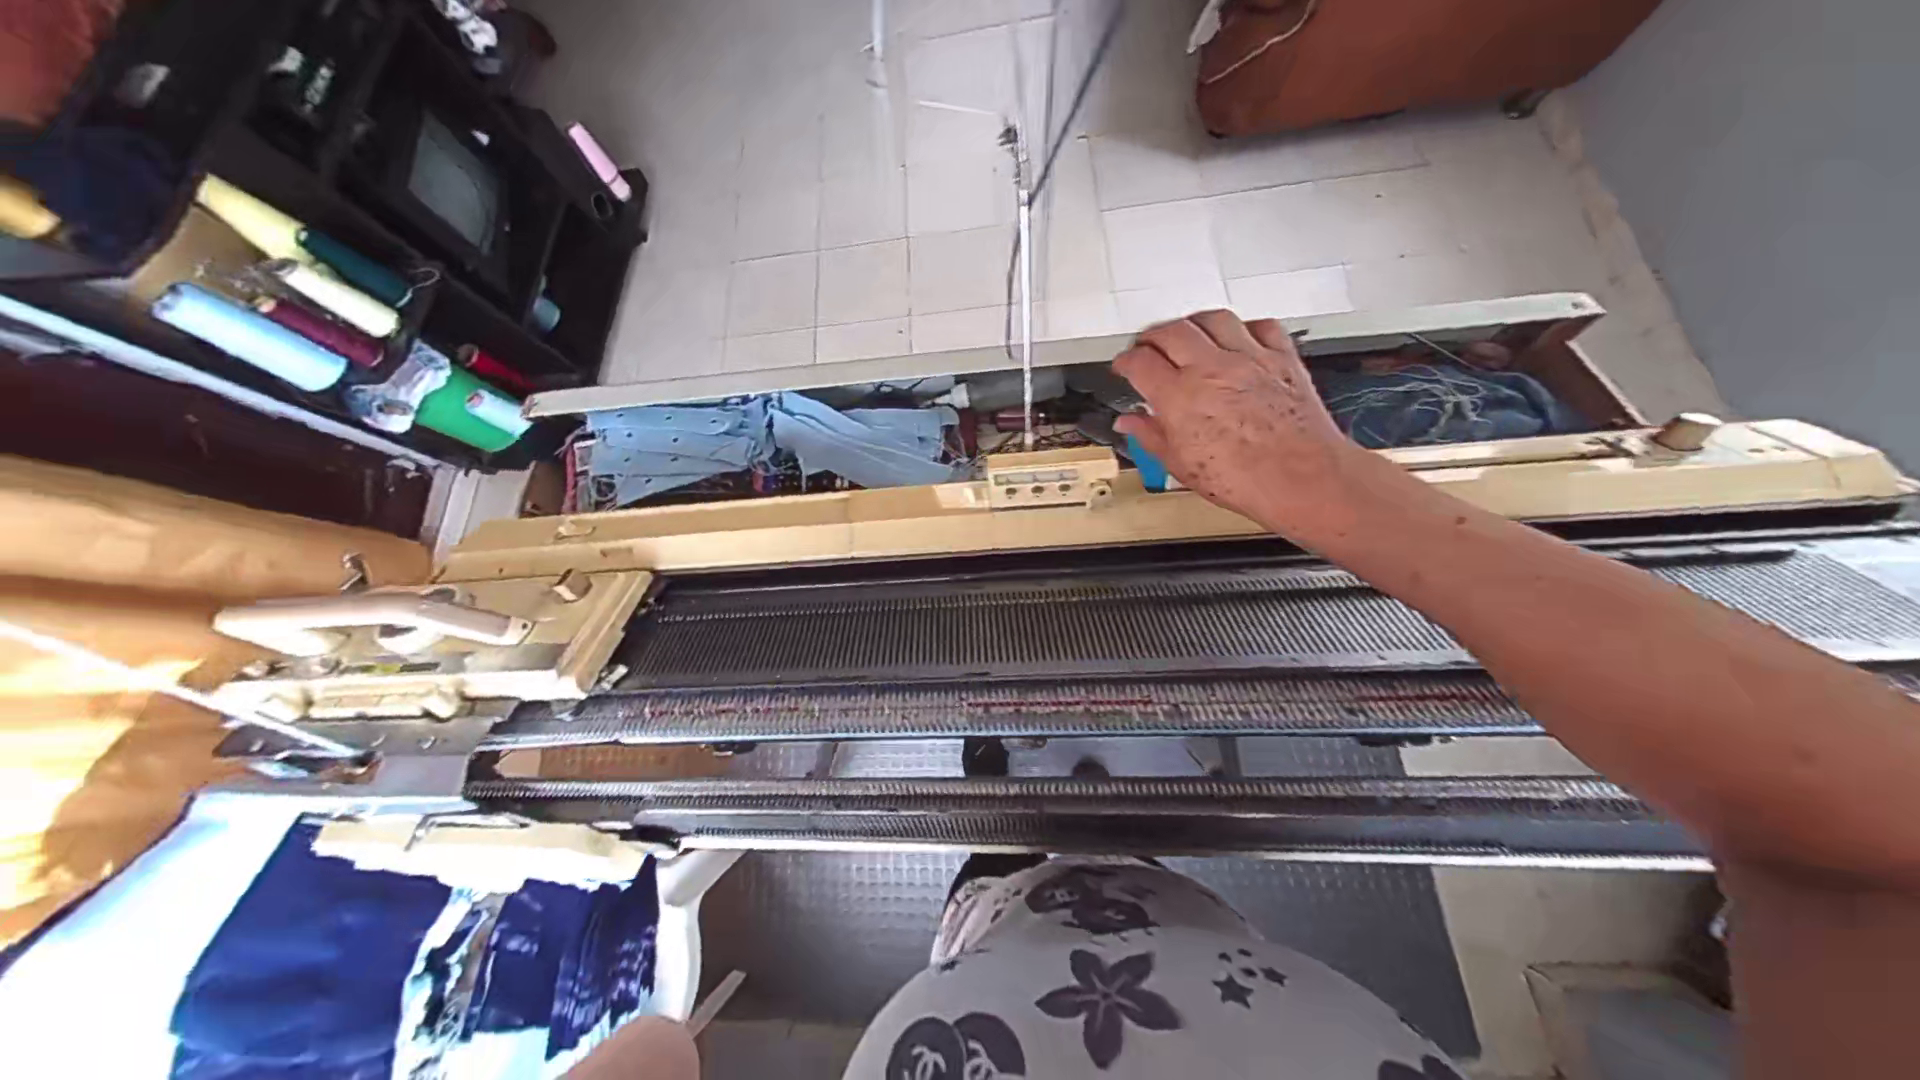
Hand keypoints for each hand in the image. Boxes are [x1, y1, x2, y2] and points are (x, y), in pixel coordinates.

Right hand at [1111, 310, 1373, 537]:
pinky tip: (1238, 339)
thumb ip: (1150, 436)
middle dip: (1152, 337)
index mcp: (1179, 397)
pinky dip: (1244, 328)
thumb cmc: (1245, 478)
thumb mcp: (1180, 465)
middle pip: (1170, 331)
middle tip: (1148, 347)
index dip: (1125, 361)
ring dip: (1193, 324)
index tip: (1125, 366)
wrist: (1299, 478)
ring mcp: (1247, 359)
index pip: (1139, 362)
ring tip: (1188, 335)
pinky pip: (1260, 325)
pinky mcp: (1280, 358)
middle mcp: (1211, 370)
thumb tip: (1131, 424)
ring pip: (1212, 318)